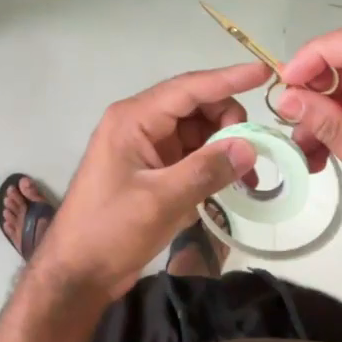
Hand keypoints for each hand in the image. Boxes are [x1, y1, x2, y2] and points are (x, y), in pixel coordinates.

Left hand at [34, 62, 268, 298]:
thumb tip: (249, 146)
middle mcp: (139, 123)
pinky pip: (190, 152)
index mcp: (133, 119)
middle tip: (256, 152)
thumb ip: (206, 170)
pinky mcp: (151, 168)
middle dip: (228, 119)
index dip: (226, 79)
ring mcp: (145, 145)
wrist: (78, 269)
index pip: (187, 88)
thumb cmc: (110, 229)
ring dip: (224, 143)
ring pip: (196, 129)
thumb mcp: (161, 200)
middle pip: (194, 105)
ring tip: (250, 174)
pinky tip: (232, 181)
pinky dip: (212, 162)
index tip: (263, 72)